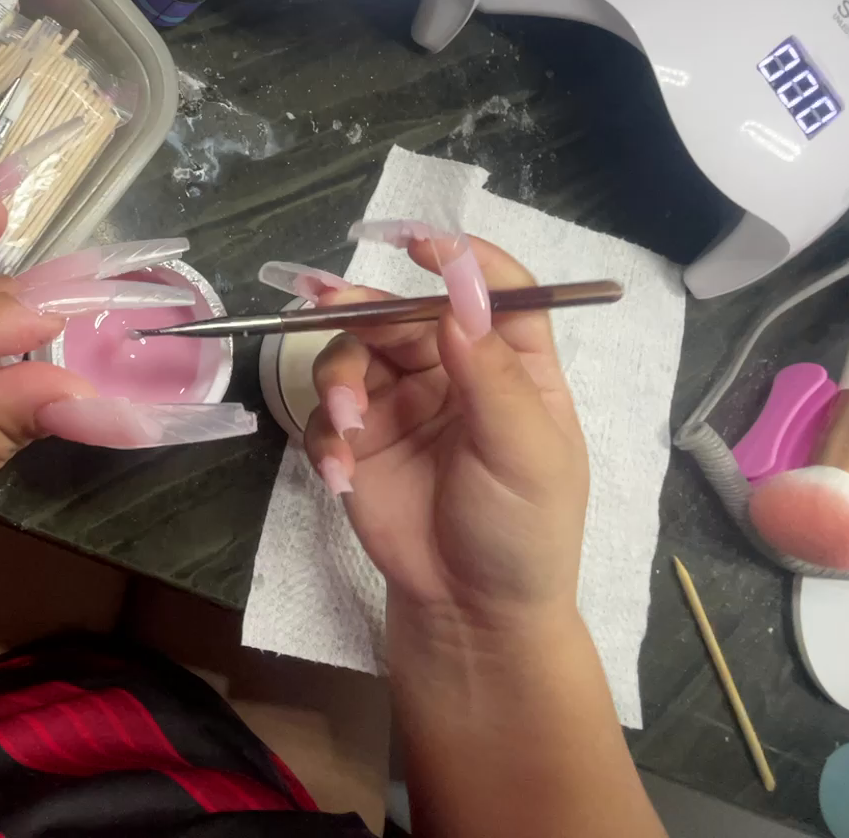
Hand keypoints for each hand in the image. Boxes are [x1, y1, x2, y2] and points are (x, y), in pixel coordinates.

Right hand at [302, 238, 588, 633]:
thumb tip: (460, 296)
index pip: (490, 293)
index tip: (419, 243)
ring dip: (337, 378)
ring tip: (345, 421)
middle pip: (400, 315)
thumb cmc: (521, 529)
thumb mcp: (525, 454)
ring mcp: (395, 402)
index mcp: (507, 365)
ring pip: (350, 354)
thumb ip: (493, 375)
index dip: (459, 260)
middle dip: (363, 309)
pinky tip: (338, 470)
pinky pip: (323, 414)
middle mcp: (446, 370)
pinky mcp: (353, 436)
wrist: (467, 606)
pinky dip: (323, 434)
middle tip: (324, 302)